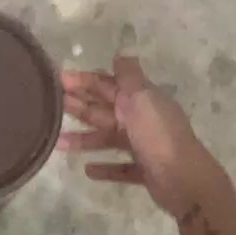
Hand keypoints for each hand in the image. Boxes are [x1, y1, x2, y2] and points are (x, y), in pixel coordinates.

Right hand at [60, 56, 232, 221]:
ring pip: (108, 139)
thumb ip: (129, 76)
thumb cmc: (158, 136)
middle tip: (51, 106)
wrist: (184, 181)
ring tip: (58, 142)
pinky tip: (87, 170)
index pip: (109, 85)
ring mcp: (144, 146)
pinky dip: (105, 167)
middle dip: (80, 107)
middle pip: (105, 111)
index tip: (59, 80)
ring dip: (84, 139)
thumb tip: (122, 53)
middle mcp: (143, 120)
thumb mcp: (142, 99)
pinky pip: (120, 168)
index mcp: (142, 100)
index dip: (85, 81)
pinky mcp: (144, 171)